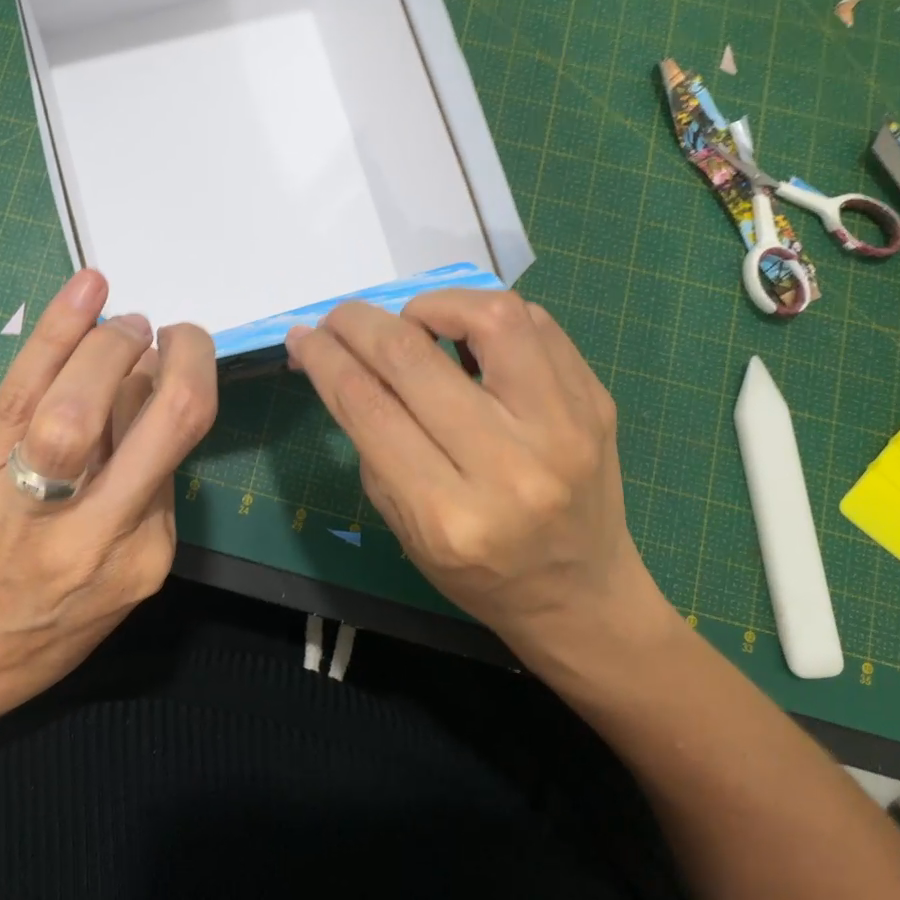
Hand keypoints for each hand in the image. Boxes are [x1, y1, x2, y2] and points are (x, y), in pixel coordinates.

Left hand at [0, 270, 216, 768]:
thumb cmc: (57, 617)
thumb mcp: (128, 569)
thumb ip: (147, 483)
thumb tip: (156, 386)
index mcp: (143, 552)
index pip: (181, 437)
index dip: (191, 373)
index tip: (184, 352)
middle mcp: (92, 530)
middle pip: (150, 415)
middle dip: (166, 352)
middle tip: (159, 332)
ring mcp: (26, 502)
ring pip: (75, 402)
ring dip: (108, 341)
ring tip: (122, 321)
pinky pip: (19, 392)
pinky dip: (56, 331)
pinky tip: (85, 289)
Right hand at [285, 290, 673, 661]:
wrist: (580, 594)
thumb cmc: (477, 571)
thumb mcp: (404, 523)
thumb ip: (373, 442)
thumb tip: (338, 361)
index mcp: (447, 514)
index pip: (368, 406)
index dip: (325, 359)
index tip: (303, 338)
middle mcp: (509, 467)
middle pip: (412, 358)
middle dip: (359, 324)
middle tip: (338, 319)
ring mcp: (564, 429)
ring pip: (491, 320)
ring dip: (433, 305)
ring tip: (413, 321)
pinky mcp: (596, 403)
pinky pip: (536, 325)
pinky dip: (485, 317)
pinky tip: (465, 336)